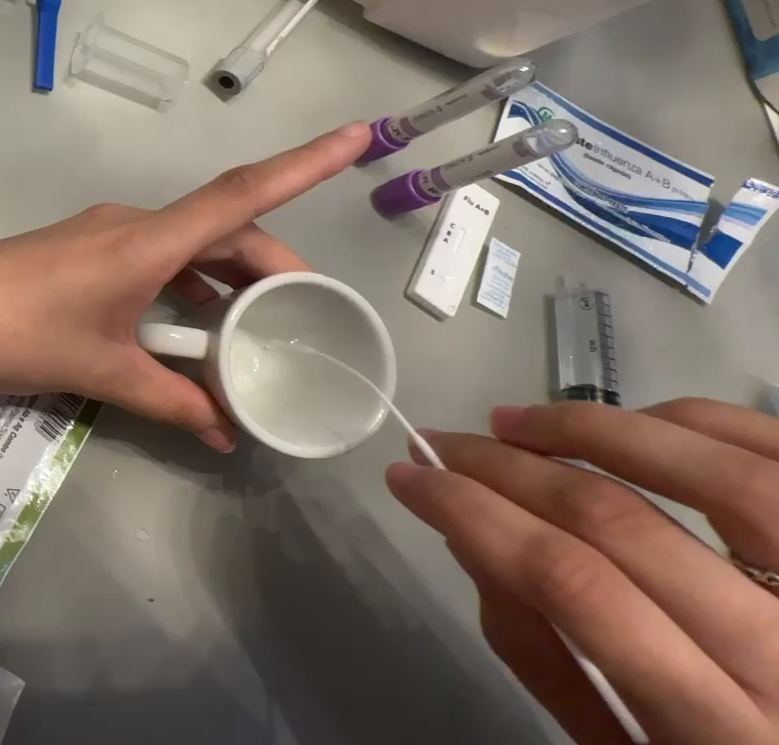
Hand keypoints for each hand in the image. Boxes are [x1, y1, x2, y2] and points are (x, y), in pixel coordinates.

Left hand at [0, 121, 371, 451]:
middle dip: (270, 269)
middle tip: (304, 317)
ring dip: (223, 285)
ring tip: (253, 335)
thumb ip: (172, 402)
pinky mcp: (78, 253)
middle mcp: (129, 225)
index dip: (305, 163)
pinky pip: (150, 261)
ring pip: (186, 248)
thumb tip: (227, 433)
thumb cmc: (14, 335)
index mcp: (146, 241)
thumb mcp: (100, 373)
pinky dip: (181, 292)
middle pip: (222, 230)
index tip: (361, 133)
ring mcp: (100, 236)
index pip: (241, 194)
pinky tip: (188, 336)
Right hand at [389, 401, 778, 743]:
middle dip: (505, 467)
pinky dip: (696, 421)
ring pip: (721, 476)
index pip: (573, 585)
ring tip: (520, 421)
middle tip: (444, 443)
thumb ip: (541, 652)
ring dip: (594, 429)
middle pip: (623, 523)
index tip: (408, 475)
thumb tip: (462, 532)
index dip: (473, 512)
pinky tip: (630, 422)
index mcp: (726, 733)